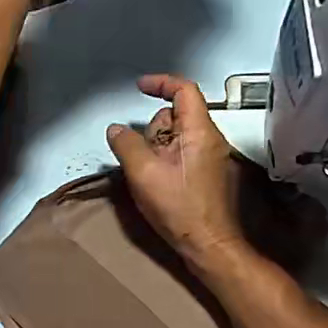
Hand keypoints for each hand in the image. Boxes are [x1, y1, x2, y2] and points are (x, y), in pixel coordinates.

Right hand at [105, 75, 245, 262]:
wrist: (208, 244)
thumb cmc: (180, 208)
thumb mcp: (143, 172)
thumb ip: (126, 144)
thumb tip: (116, 129)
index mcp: (200, 131)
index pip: (184, 90)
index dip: (161, 83)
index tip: (140, 88)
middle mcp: (211, 139)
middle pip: (176, 116)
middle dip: (154, 130)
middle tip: (145, 157)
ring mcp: (211, 157)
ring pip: (176, 137)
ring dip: (158, 148)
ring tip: (152, 176)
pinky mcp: (208, 174)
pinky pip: (182, 154)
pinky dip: (166, 160)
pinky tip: (159, 184)